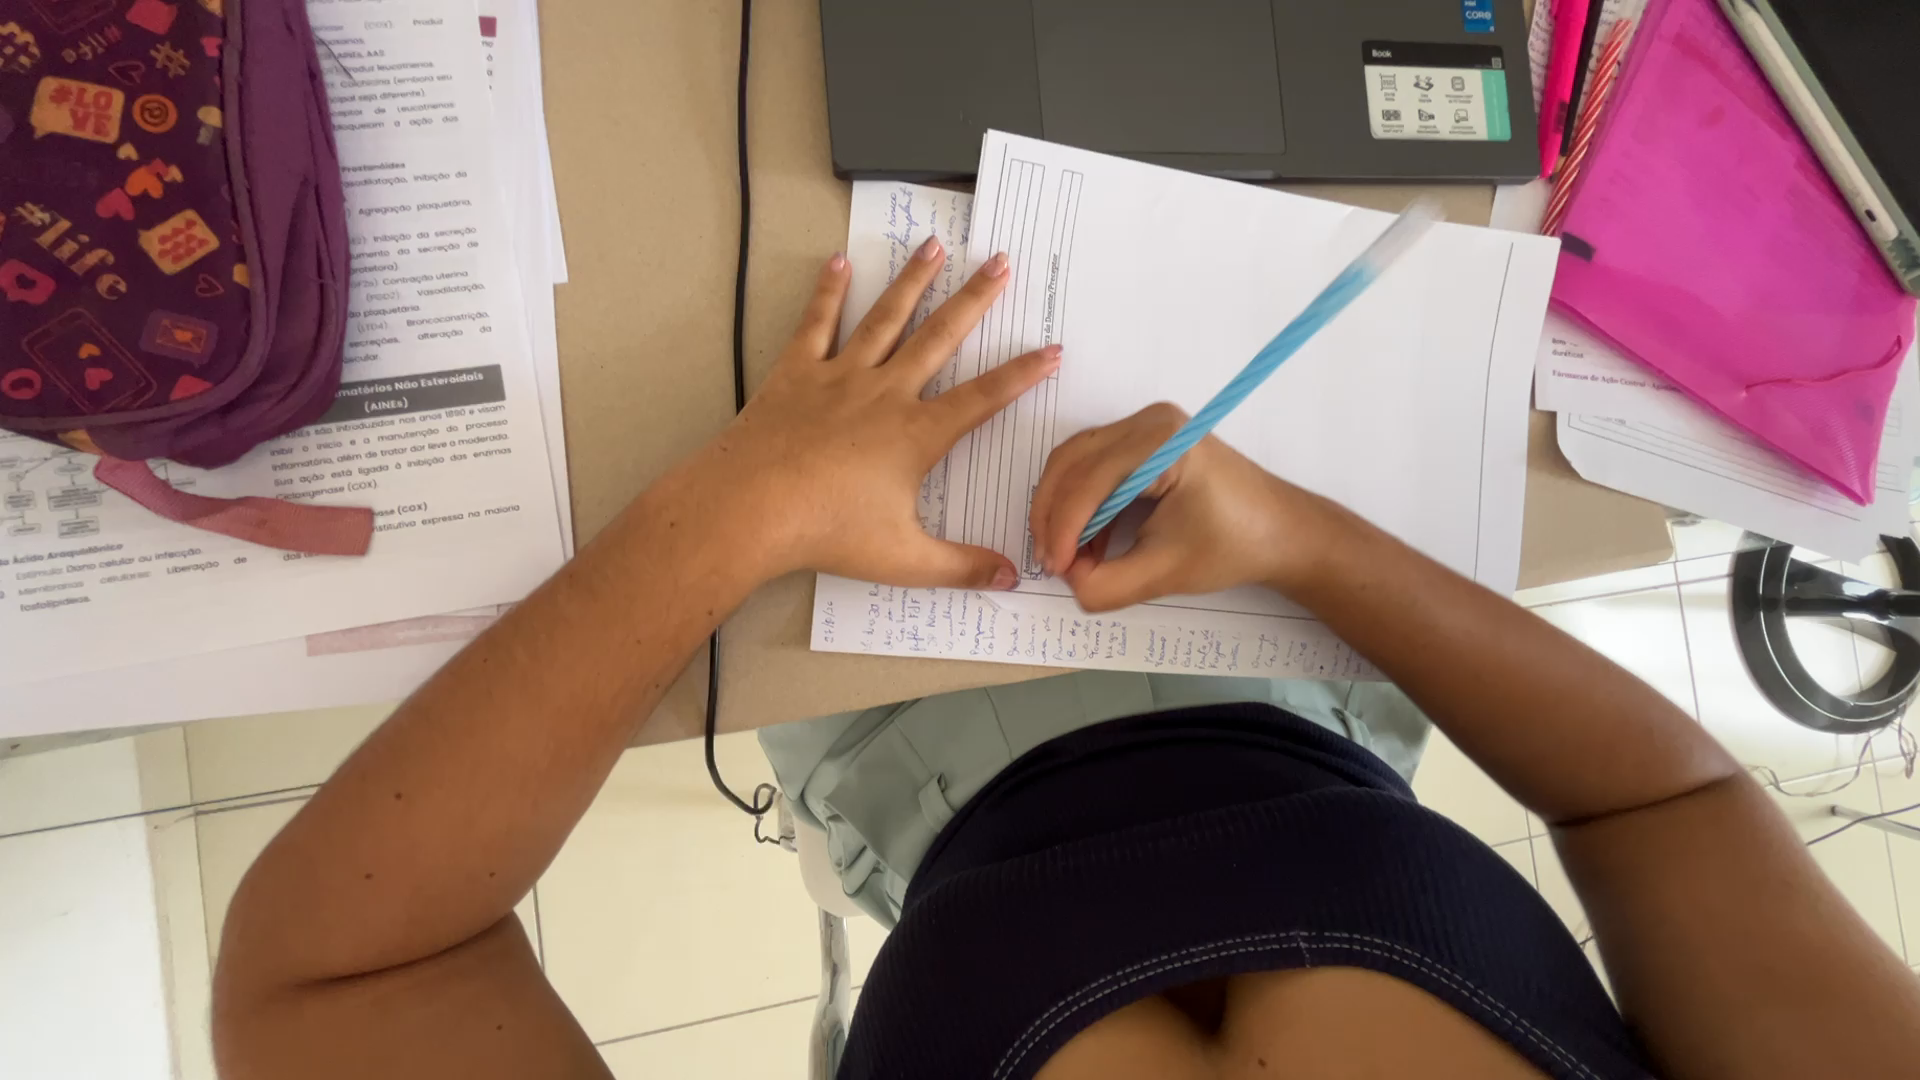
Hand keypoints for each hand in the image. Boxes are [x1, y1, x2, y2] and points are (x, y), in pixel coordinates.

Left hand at [676, 240, 1058, 588]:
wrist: (750, 509)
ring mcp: (840, 377)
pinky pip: (817, 324)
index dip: (1022, 374)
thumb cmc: (828, 531)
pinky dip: (828, 292)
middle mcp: (885, 394)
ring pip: (885, 318)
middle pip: (940, 337)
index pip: (983, 398)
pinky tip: (838, 263)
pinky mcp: (797, 374)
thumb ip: (961, 567)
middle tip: (999, 262)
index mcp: (916, 434)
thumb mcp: (904, 560)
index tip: (1051, 349)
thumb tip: (1011, 577)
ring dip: (913, 281)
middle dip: (975, 299)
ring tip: (934, 245)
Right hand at [1028, 404, 1342, 610]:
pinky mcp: (1141, 441)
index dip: (1063, 528)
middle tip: (1050, 563)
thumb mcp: (1164, 575)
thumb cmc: (1232, 547)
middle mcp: (1148, 421)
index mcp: (1161, 442)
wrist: (1279, 531)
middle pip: (1071, 463)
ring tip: (1066, 556)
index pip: (1089, 480)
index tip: (1055, 569)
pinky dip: (1079, 504)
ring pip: (1073, 464)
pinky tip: (1087, 541)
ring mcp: (1143, 426)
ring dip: (1061, 510)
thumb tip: (1067, 581)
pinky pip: (1090, 467)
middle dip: (1052, 516)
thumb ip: (1105, 586)